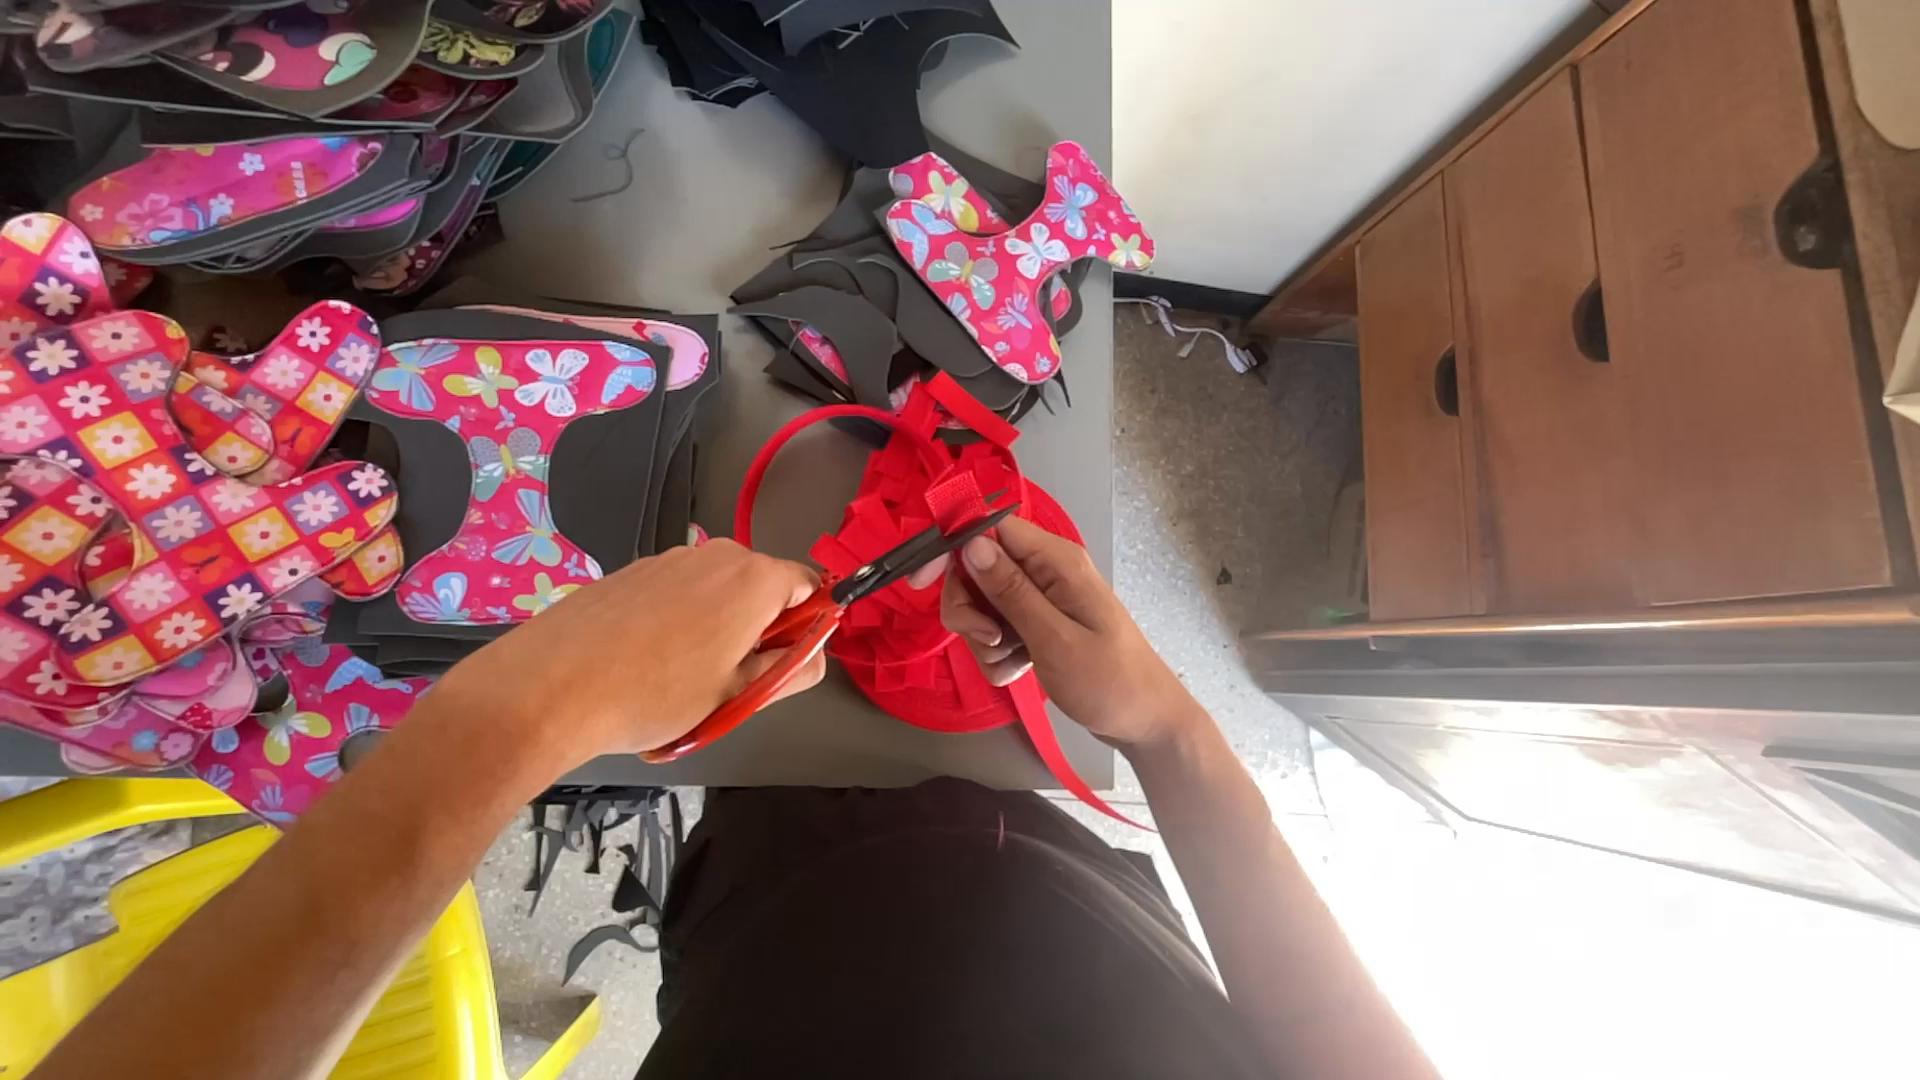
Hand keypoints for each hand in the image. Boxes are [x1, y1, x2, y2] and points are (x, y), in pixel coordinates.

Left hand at [428, 539, 825, 769]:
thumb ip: (793, 670)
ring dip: (720, 624)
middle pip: (764, 585)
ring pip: (720, 589)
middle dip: (762, 626)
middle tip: (734, 678)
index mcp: (755, 579)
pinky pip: (680, 590)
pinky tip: (647, 658)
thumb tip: (815, 654)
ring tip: (683, 674)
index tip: (784, 662)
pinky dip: (681, 618)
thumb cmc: (656, 694)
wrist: (548, 688)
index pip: (811, 585)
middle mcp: (718, 555)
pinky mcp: (634, 570)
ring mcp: (671, 558)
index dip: (808, 624)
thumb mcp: (738, 694)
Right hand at [911, 515, 1200, 750]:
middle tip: (989, 640)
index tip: (924, 583)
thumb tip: (972, 544)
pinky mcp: (1036, 627)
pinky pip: (997, 632)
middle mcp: (1045, 572)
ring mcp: (1040, 601)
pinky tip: (1019, 672)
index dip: (953, 550)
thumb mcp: (1054, 638)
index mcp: (1055, 561)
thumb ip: (1011, 591)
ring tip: (1014, 663)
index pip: (989, 529)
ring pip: (982, 605)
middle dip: (969, 609)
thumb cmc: (1109, 681)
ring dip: (984, 640)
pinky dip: (999, 655)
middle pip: (977, 570)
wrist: (1145, 723)